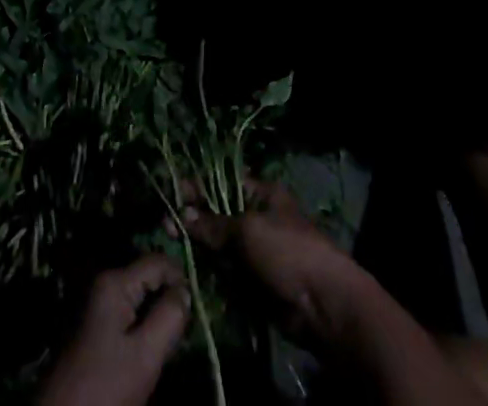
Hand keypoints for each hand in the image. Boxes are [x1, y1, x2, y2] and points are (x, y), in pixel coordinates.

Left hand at [36, 253, 189, 405]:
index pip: (158, 262)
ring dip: (156, 316)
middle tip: (180, 332)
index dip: (180, 280)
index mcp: (114, 282)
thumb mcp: (145, 354)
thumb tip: (185, 291)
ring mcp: (97, 303)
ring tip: (167, 344)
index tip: (195, 311)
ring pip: (140, 297)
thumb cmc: (105, 386)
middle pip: (149, 278)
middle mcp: (103, 284)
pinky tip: (147, 351)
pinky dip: (143, 326)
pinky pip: (128, 313)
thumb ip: (170, 317)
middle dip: (168, 300)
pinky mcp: (95, 323)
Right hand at [184, 180, 373, 348]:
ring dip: (199, 245)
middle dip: (193, 218)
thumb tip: (181, 214)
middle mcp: (258, 218)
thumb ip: (213, 223)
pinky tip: (188, 265)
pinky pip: (226, 268)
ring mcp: (256, 249)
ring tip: (169, 242)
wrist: (323, 305)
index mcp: (263, 195)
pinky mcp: (253, 278)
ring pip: (219, 243)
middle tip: (164, 223)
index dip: (198, 187)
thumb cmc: (288, 251)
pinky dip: (210, 268)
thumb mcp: (248, 229)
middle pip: (219, 213)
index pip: (223, 183)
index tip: (171, 192)